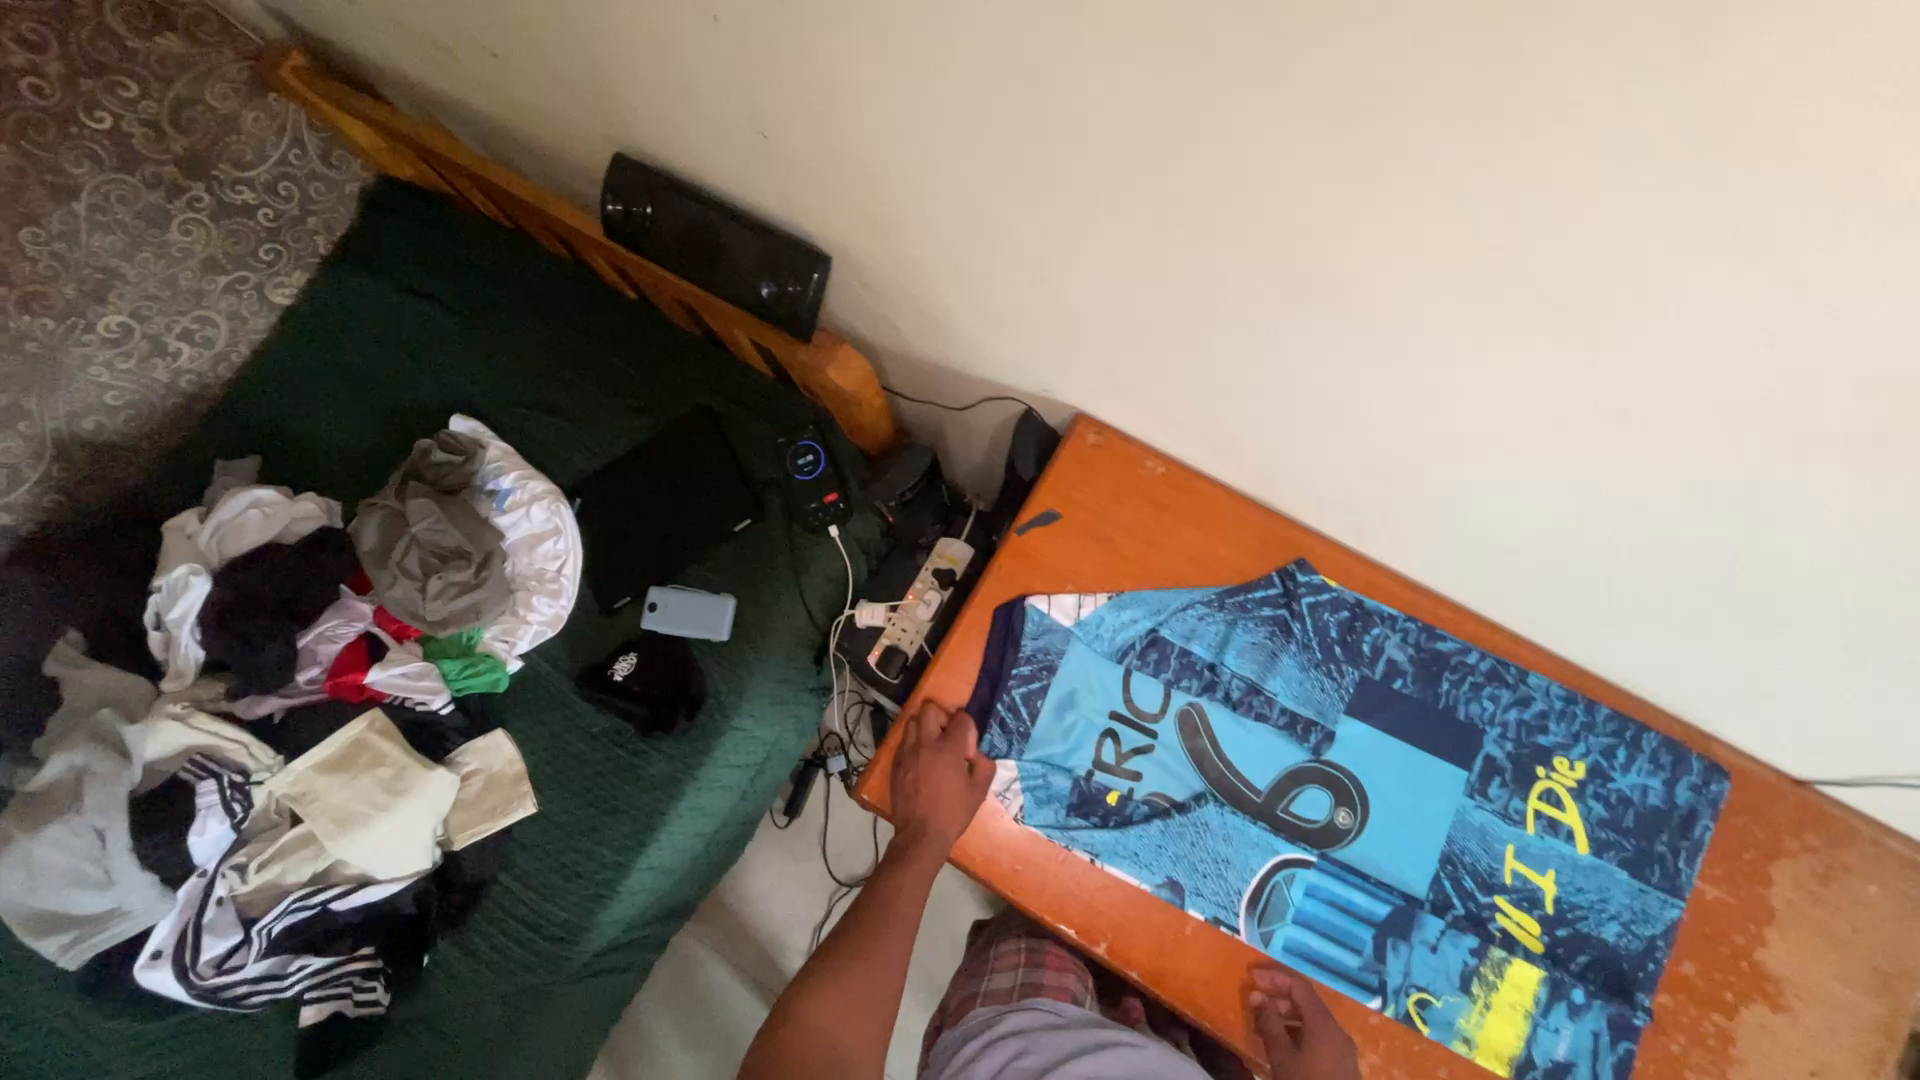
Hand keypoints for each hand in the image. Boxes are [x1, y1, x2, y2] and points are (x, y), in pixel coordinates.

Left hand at [889, 701, 993, 859]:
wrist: (920, 835)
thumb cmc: (953, 814)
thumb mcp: (979, 791)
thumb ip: (985, 765)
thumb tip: (976, 754)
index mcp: (948, 749)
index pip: (960, 718)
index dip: (968, 727)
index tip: (968, 747)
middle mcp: (925, 744)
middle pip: (930, 709)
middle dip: (943, 717)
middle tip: (949, 737)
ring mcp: (906, 752)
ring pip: (912, 721)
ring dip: (925, 727)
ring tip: (933, 746)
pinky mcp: (895, 763)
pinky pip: (904, 741)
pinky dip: (914, 743)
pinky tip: (921, 761)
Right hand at [1247, 968, 1359, 1079]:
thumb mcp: (1281, 1057)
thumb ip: (1268, 1023)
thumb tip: (1256, 994)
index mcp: (1324, 1024)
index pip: (1299, 986)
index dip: (1273, 976)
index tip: (1249, 977)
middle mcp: (1337, 1031)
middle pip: (1307, 1001)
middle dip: (1278, 995)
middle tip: (1254, 1002)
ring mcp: (1342, 1049)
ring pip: (1312, 1020)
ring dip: (1286, 1015)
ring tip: (1263, 1024)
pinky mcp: (1341, 1065)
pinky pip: (1318, 1036)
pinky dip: (1297, 1031)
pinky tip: (1281, 1045)